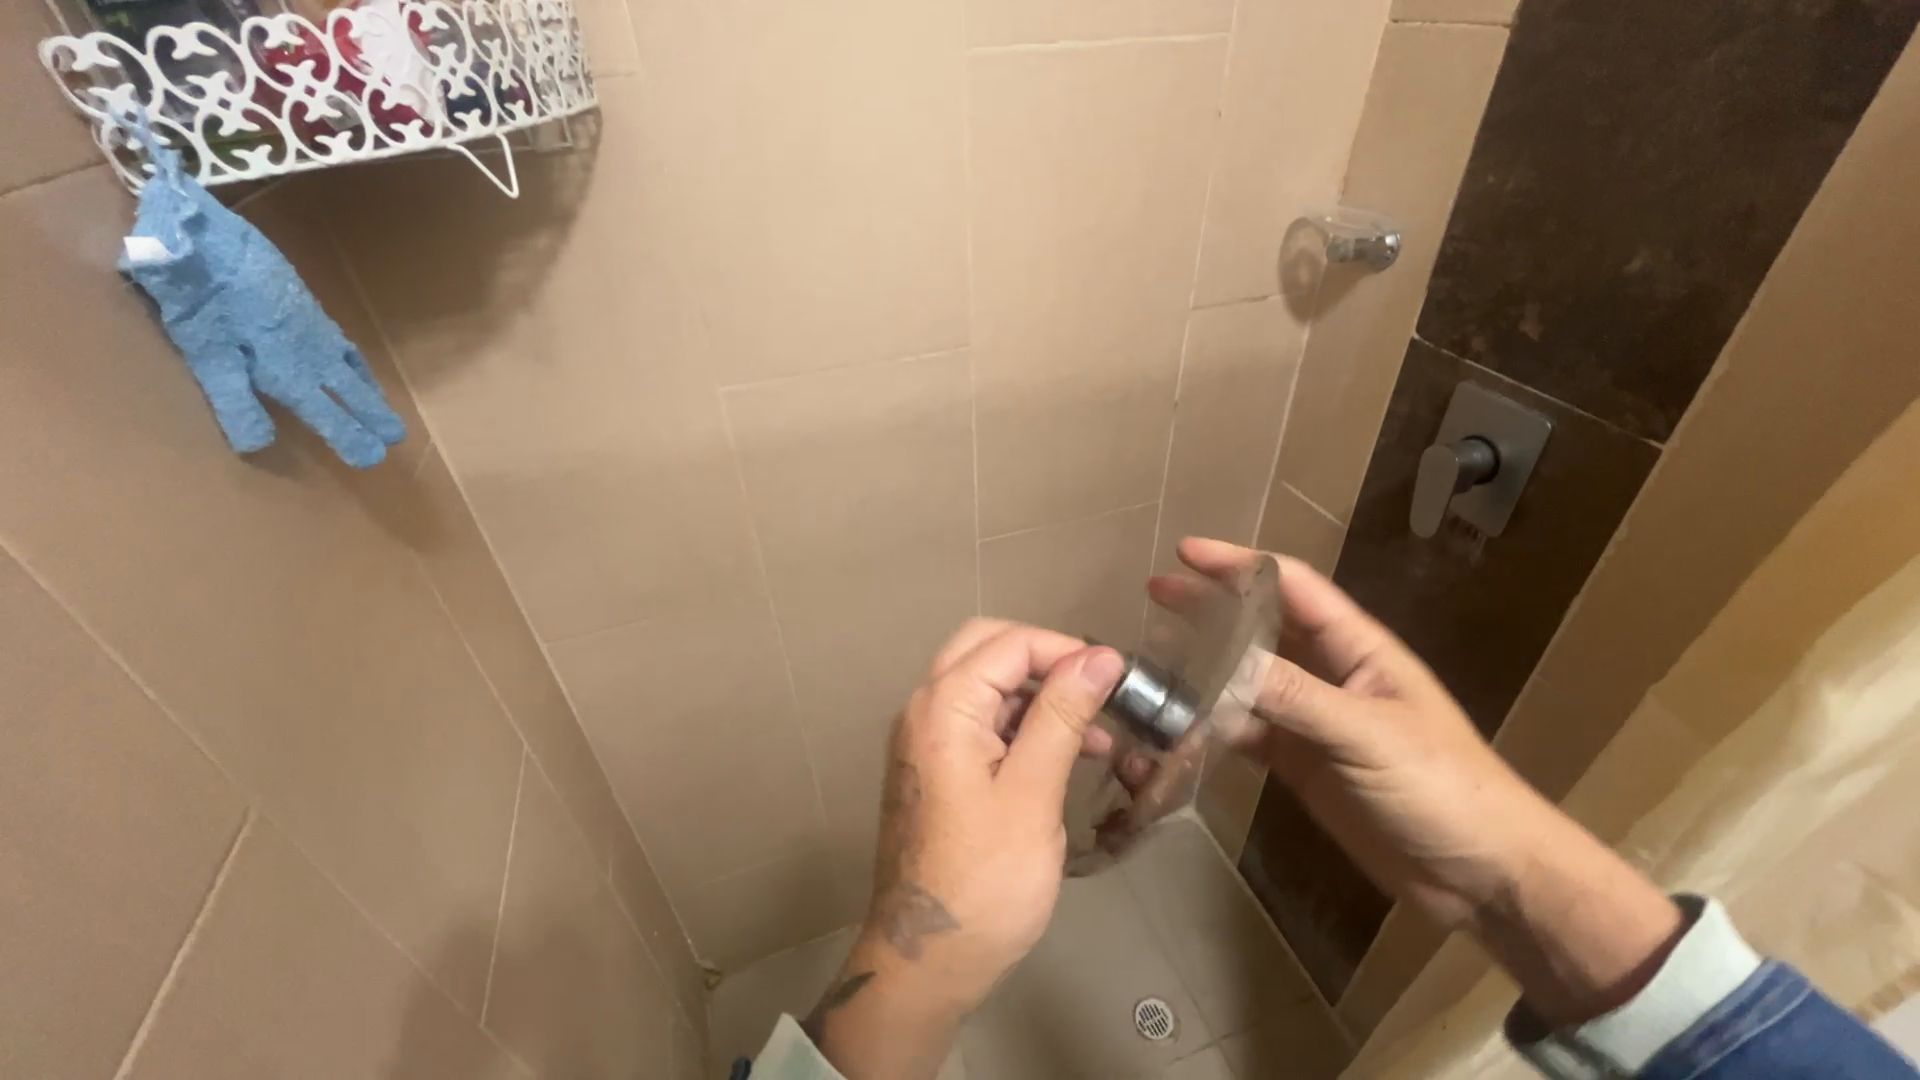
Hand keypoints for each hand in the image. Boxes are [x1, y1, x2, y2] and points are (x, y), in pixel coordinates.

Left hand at [805, 620, 1124, 1078]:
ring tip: (1098, 733)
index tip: (1117, 678)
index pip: (1009, 643)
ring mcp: (926, 740)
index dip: (1066, 650)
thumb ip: (1062, 716)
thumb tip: (1100, 656)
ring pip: (986, 686)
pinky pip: (981, 724)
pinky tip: (1068, 755)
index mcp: (942, 707)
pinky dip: (1022, 726)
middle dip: (1047, 662)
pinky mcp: (937, 769)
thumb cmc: (984, 881)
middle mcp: (924, 710)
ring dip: (1039, 696)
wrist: (928, 961)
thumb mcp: (1033, 793)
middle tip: (1098, 692)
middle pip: (988, 651)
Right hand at [1157, 539, 1683, 1025]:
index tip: (1185, 552)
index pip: (1293, 587)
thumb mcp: (1369, 734)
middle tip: (1155, 594)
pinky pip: (1245, 732)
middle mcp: (1329, 674)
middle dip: (1210, 606)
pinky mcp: (1299, 762)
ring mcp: (1311, 720)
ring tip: (1152, 658)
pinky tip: (1176, 726)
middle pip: (1260, 627)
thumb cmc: (1444, 787)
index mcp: (1357, 649)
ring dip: (1203, 667)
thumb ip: (1296, 696)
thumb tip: (1222, 663)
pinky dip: (1210, 726)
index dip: (1240, 563)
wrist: (1482, 875)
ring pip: (1245, 680)